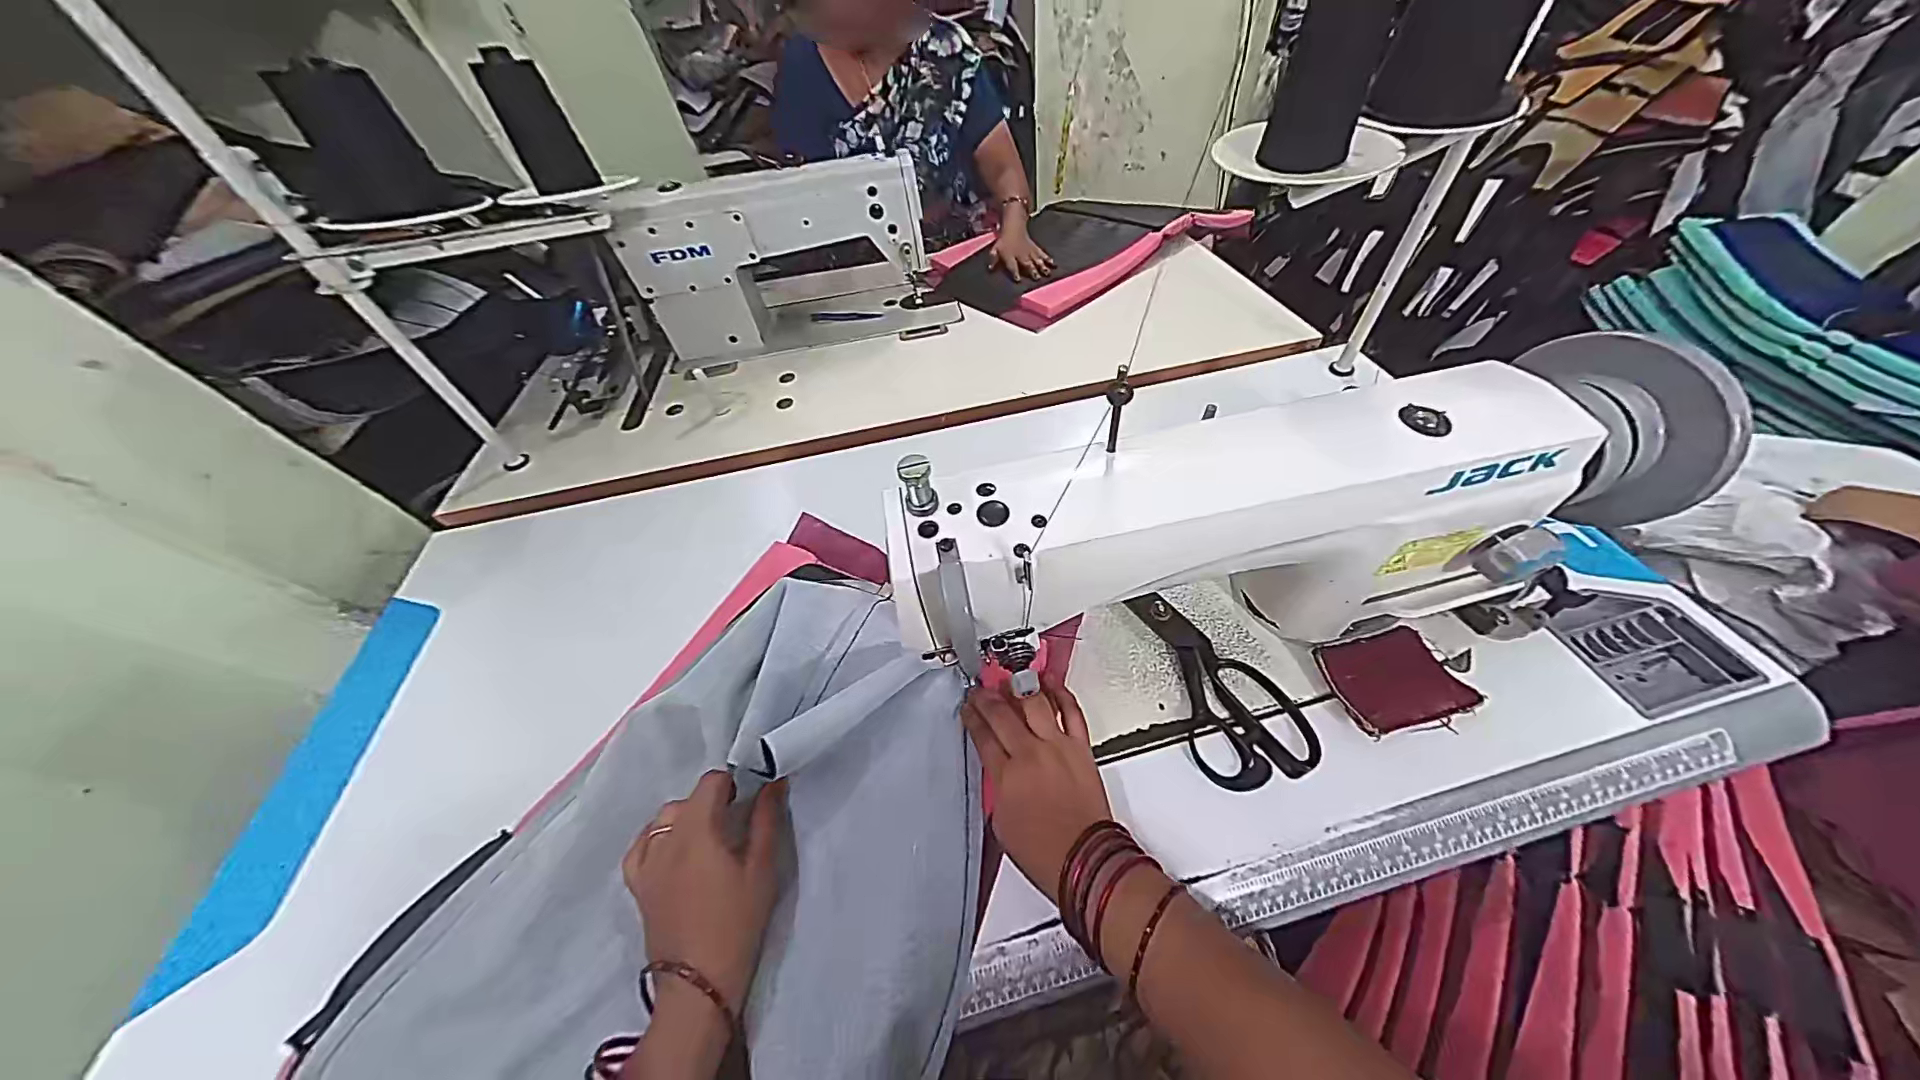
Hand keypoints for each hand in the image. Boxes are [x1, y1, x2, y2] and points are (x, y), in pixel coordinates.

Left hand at [624, 772, 786, 1009]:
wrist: (700, 981)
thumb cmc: (737, 922)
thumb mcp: (762, 868)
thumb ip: (766, 820)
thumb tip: (773, 783)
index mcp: (697, 830)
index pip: (711, 782)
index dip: (733, 784)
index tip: (749, 801)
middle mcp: (666, 839)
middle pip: (688, 799)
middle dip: (713, 802)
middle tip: (736, 825)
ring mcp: (647, 863)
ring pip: (664, 819)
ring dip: (686, 818)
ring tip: (709, 840)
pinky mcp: (637, 885)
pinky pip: (641, 845)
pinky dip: (657, 837)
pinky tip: (675, 849)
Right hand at [961, 672, 1111, 904]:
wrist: (1084, 861)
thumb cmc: (1045, 852)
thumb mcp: (1002, 822)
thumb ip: (997, 786)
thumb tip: (997, 766)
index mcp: (1005, 777)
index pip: (983, 735)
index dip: (972, 717)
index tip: (969, 708)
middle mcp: (1030, 756)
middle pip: (1002, 714)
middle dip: (987, 698)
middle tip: (981, 691)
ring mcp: (1057, 747)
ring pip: (1034, 703)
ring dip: (1019, 687)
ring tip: (1011, 679)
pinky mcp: (1080, 747)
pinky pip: (1070, 710)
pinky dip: (1060, 692)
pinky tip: (1049, 682)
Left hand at [987, 219, 1054, 281]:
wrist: (1013, 227)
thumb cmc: (1004, 242)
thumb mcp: (995, 249)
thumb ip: (993, 259)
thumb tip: (990, 268)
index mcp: (1010, 256)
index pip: (1012, 266)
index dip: (1015, 272)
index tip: (1018, 279)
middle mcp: (1021, 255)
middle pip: (1027, 264)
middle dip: (1032, 270)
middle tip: (1036, 278)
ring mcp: (1029, 252)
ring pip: (1036, 260)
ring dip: (1042, 266)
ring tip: (1046, 273)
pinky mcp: (1036, 248)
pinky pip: (1042, 254)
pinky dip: (1048, 258)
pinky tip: (1053, 263)